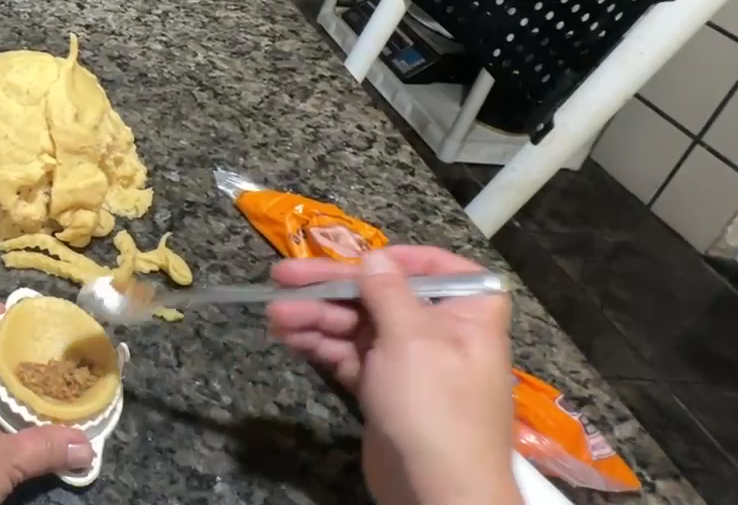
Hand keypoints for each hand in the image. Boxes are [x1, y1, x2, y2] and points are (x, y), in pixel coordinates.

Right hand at [268, 247, 520, 504]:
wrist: (438, 496)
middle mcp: (436, 336)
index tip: (368, 258)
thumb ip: (389, 292)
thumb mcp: (413, 341)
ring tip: (275, 315)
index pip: (447, 273)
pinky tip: (287, 338)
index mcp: (463, 320)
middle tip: (282, 275)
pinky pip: (345, 353)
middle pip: (380, 295)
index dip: (410, 260)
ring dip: (313, 315)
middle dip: (330, 286)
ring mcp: (406, 364)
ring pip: (354, 323)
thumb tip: (375, 256)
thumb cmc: (435, 409)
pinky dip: (318, 343)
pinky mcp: (381, 388)